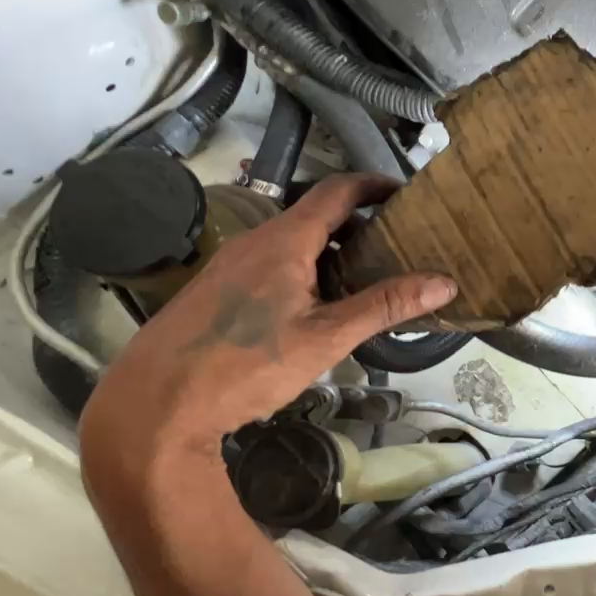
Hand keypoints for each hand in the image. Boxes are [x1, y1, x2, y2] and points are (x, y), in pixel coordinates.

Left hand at [78, 173, 457, 475]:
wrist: (151, 409)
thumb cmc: (243, 367)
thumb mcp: (327, 338)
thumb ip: (385, 305)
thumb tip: (445, 282)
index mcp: (284, 242)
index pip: (337, 191)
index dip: (375, 185)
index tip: (408, 194)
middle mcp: (254, 242)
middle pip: (317, 216)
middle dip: (361, 225)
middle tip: (399, 246)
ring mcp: (229, 266)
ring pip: (293, 243)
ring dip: (333, 251)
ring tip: (368, 279)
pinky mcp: (215, 293)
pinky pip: (271, 265)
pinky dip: (306, 270)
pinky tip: (318, 309)